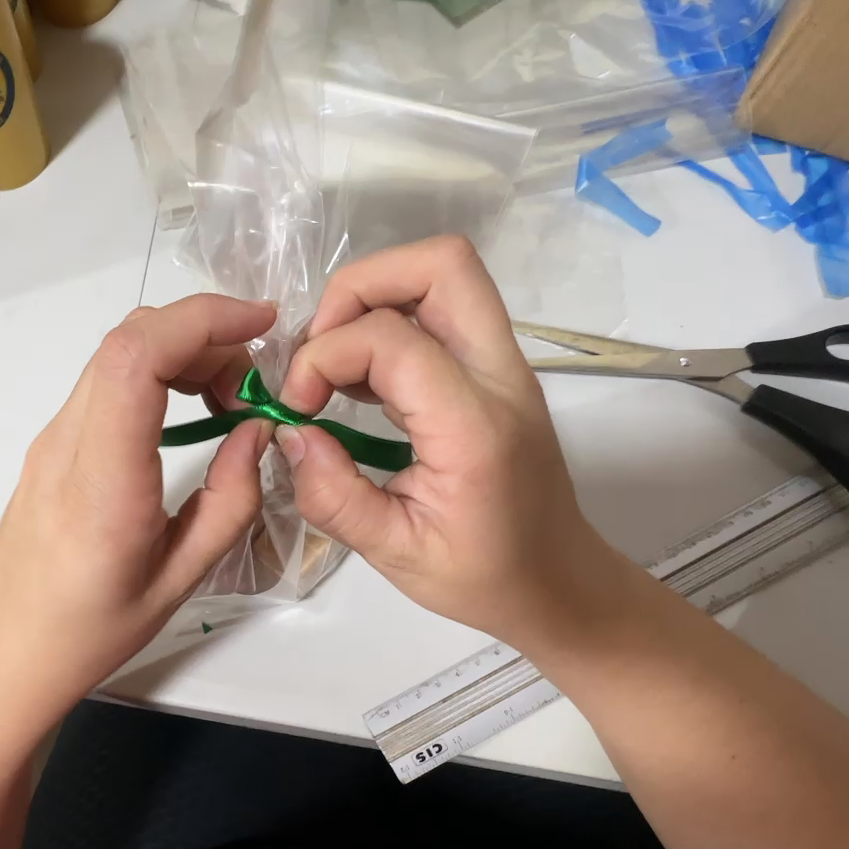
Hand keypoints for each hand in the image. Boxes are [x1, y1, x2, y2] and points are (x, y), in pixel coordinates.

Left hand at [0, 295, 275, 723]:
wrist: (6, 651)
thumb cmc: (92, 630)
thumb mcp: (181, 578)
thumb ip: (229, 499)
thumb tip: (258, 431)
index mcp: (102, 480)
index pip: (136, 356)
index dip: (202, 320)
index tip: (262, 324)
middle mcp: (66, 442)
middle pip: (128, 340)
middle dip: (205, 336)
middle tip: (252, 385)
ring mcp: (50, 439)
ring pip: (115, 356)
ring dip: (180, 353)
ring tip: (227, 400)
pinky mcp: (49, 446)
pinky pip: (104, 384)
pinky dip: (154, 374)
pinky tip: (186, 412)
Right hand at [273, 236, 633, 649]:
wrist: (560, 583)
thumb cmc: (484, 576)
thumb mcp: (394, 553)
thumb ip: (333, 495)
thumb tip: (289, 434)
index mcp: (474, 425)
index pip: (388, 337)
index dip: (322, 358)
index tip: (296, 409)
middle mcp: (499, 375)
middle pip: (439, 264)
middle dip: (357, 289)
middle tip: (319, 351)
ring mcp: (503, 366)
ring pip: (444, 273)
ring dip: (372, 299)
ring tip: (333, 364)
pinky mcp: (493, 370)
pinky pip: (440, 309)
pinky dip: (387, 321)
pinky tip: (358, 381)